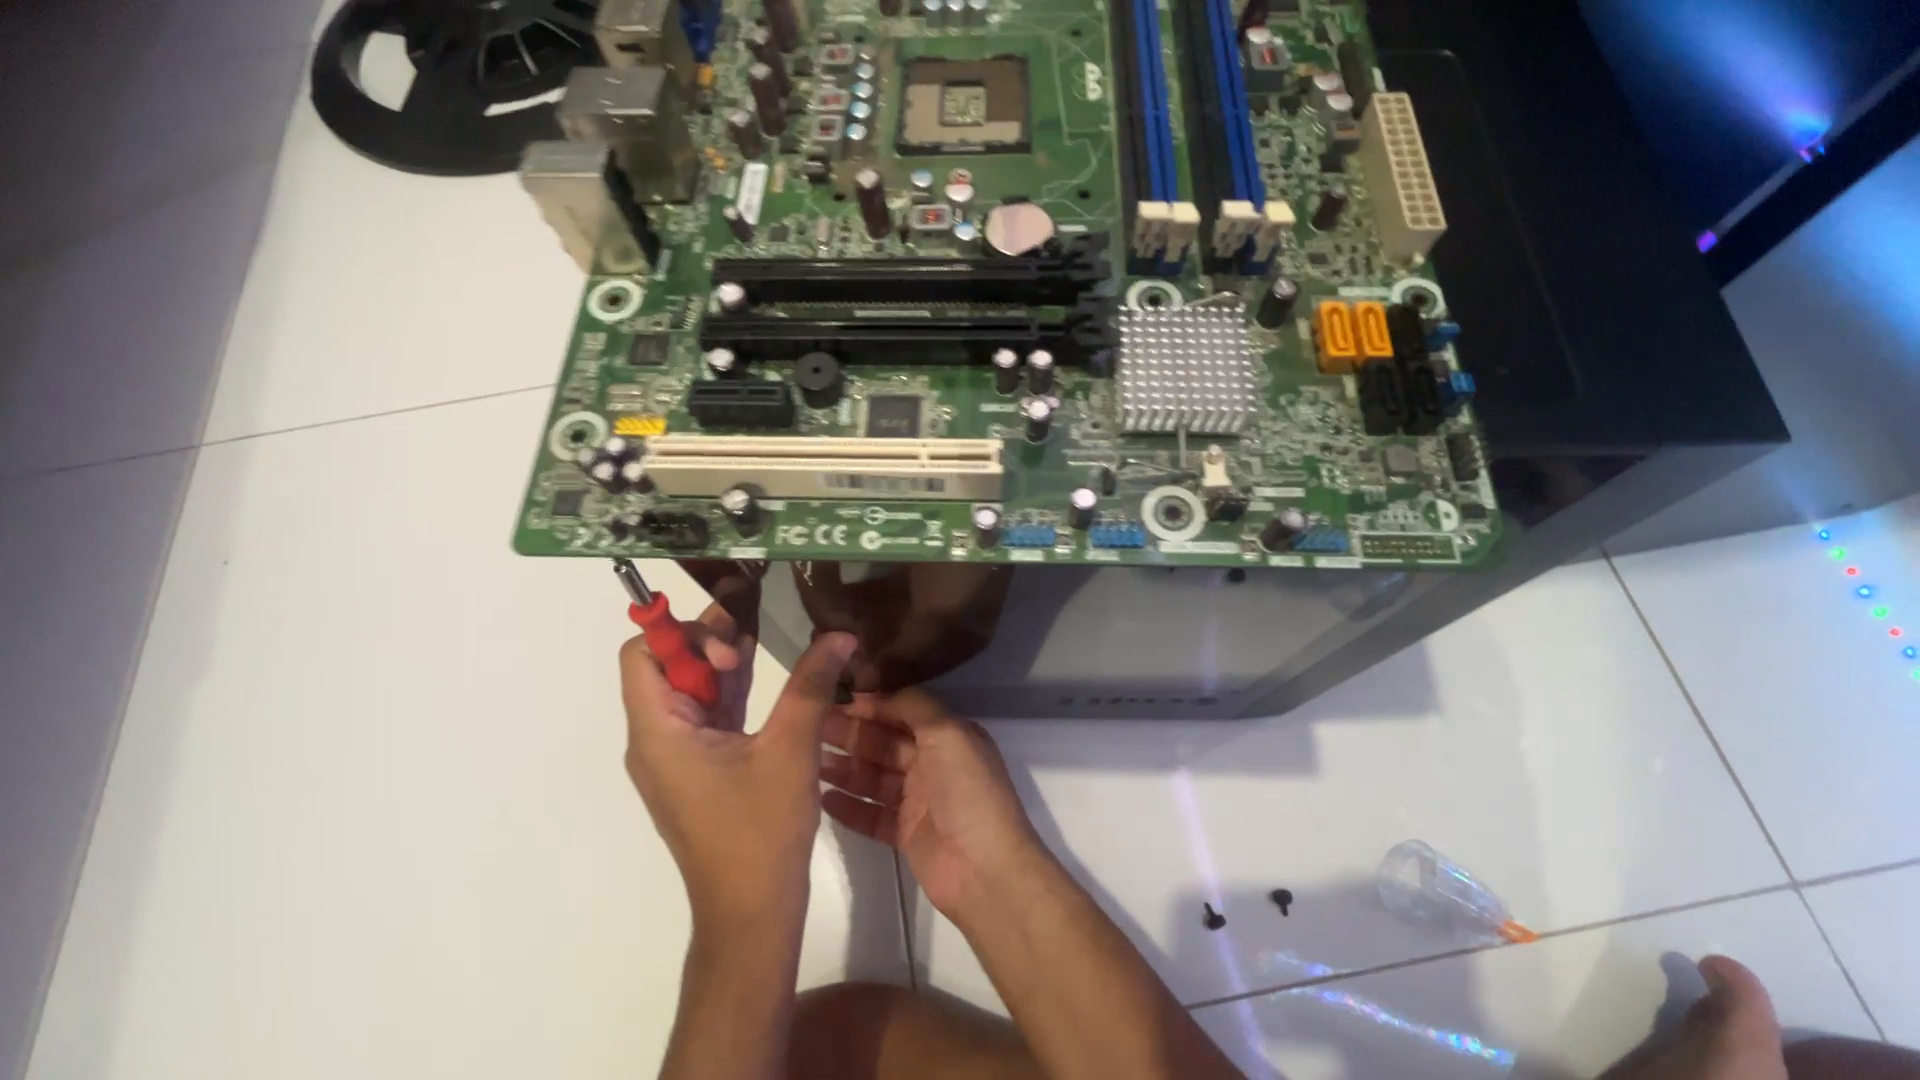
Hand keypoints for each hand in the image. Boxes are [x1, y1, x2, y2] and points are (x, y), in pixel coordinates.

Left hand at [621, 602, 856, 929]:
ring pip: (688, 692)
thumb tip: (840, 634)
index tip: (732, 649)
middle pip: (666, 669)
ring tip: (759, 630)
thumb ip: (811, 685)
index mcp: (658, 732)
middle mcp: (656, 741)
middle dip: (707, 639)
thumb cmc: (760, 831)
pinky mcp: (697, 772)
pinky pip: (705, 719)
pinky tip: (763, 675)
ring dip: (720, 664)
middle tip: (751, 618)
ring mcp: (676, 758)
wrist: (750, 911)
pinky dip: (729, 693)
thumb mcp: (789, 749)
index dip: (684, 636)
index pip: (642, 655)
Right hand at [818, 689, 1048, 923]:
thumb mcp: (948, 734)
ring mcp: (919, 800)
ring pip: (874, 777)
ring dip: (844, 769)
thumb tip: (879, 691)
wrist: (984, 868)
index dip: (869, 705)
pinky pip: (871, 814)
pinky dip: (849, 806)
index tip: (832, 698)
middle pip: (884, 743)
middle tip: (810, 728)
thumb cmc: (968, 792)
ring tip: (809, 762)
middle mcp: (933, 764)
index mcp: (948, 737)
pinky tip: (822, 799)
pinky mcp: (905, 833)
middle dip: (850, 734)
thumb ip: (914, 706)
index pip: (902, 712)